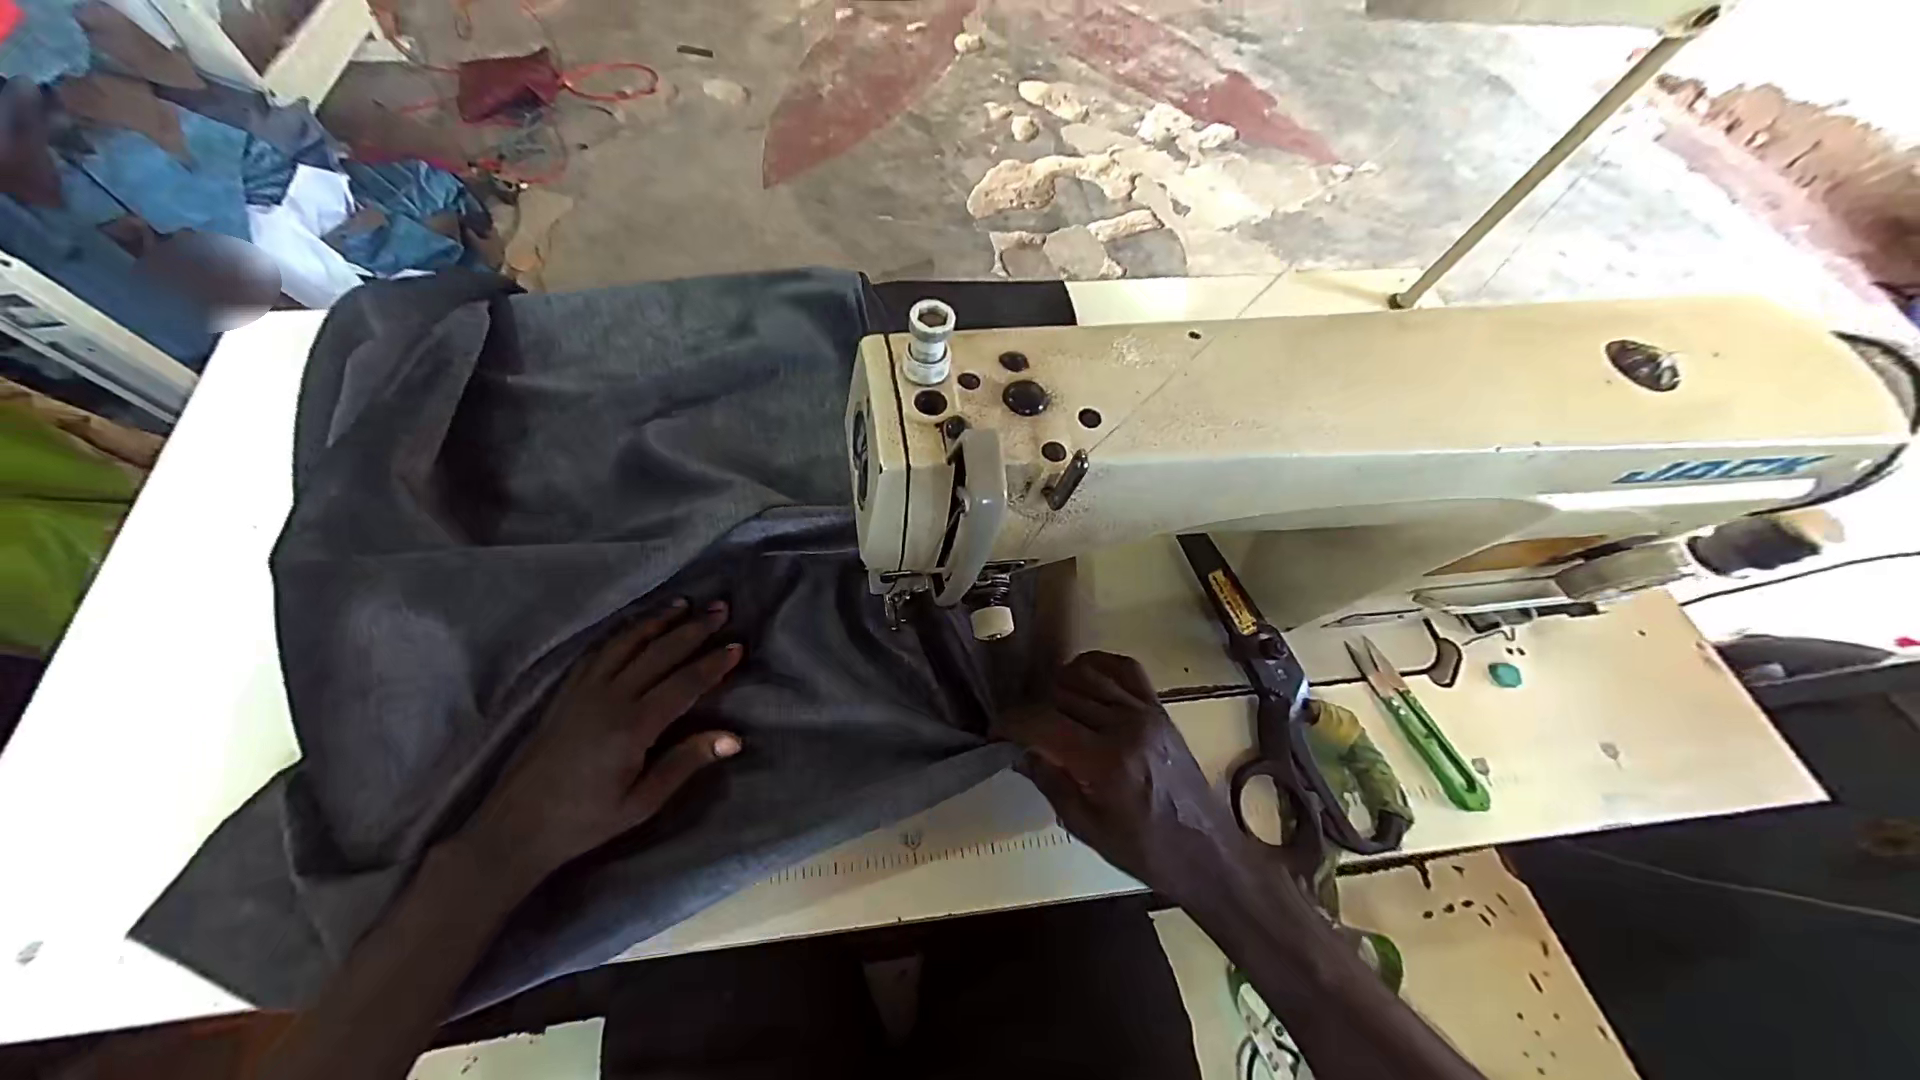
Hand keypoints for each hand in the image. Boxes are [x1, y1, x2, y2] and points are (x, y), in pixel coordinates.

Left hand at [458, 599, 743, 889]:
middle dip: (694, 628)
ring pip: (628, 643)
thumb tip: (734, 738)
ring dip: (659, 620)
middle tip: (720, 608)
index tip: (737, 646)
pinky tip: (636, 626)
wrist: (514, 828)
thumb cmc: (584, 821)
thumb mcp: (641, 802)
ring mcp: (583, 691)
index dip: (713, 663)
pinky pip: (599, 652)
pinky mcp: (566, 693)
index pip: (684, 683)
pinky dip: (624, 632)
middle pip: (659, 653)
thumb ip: (686, 763)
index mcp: (632, 726)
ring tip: (684, 603)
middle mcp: (609, 698)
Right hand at [997, 651, 1252, 904]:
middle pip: (1060, 695)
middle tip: (1022, 731)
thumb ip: (1050, 782)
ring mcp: (1146, 712)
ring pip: (1087, 675)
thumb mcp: (1087, 827)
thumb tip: (1019, 752)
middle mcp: (1125, 726)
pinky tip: (1082, 681)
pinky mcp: (1159, 708)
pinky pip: (1124, 669)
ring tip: (1048, 709)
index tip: (995, 732)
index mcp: (1105, 762)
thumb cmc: (1145, 850)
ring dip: (1058, 686)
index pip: (1042, 722)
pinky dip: (1097, 666)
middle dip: (1032, 710)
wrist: (1206, 851)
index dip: (1010, 723)